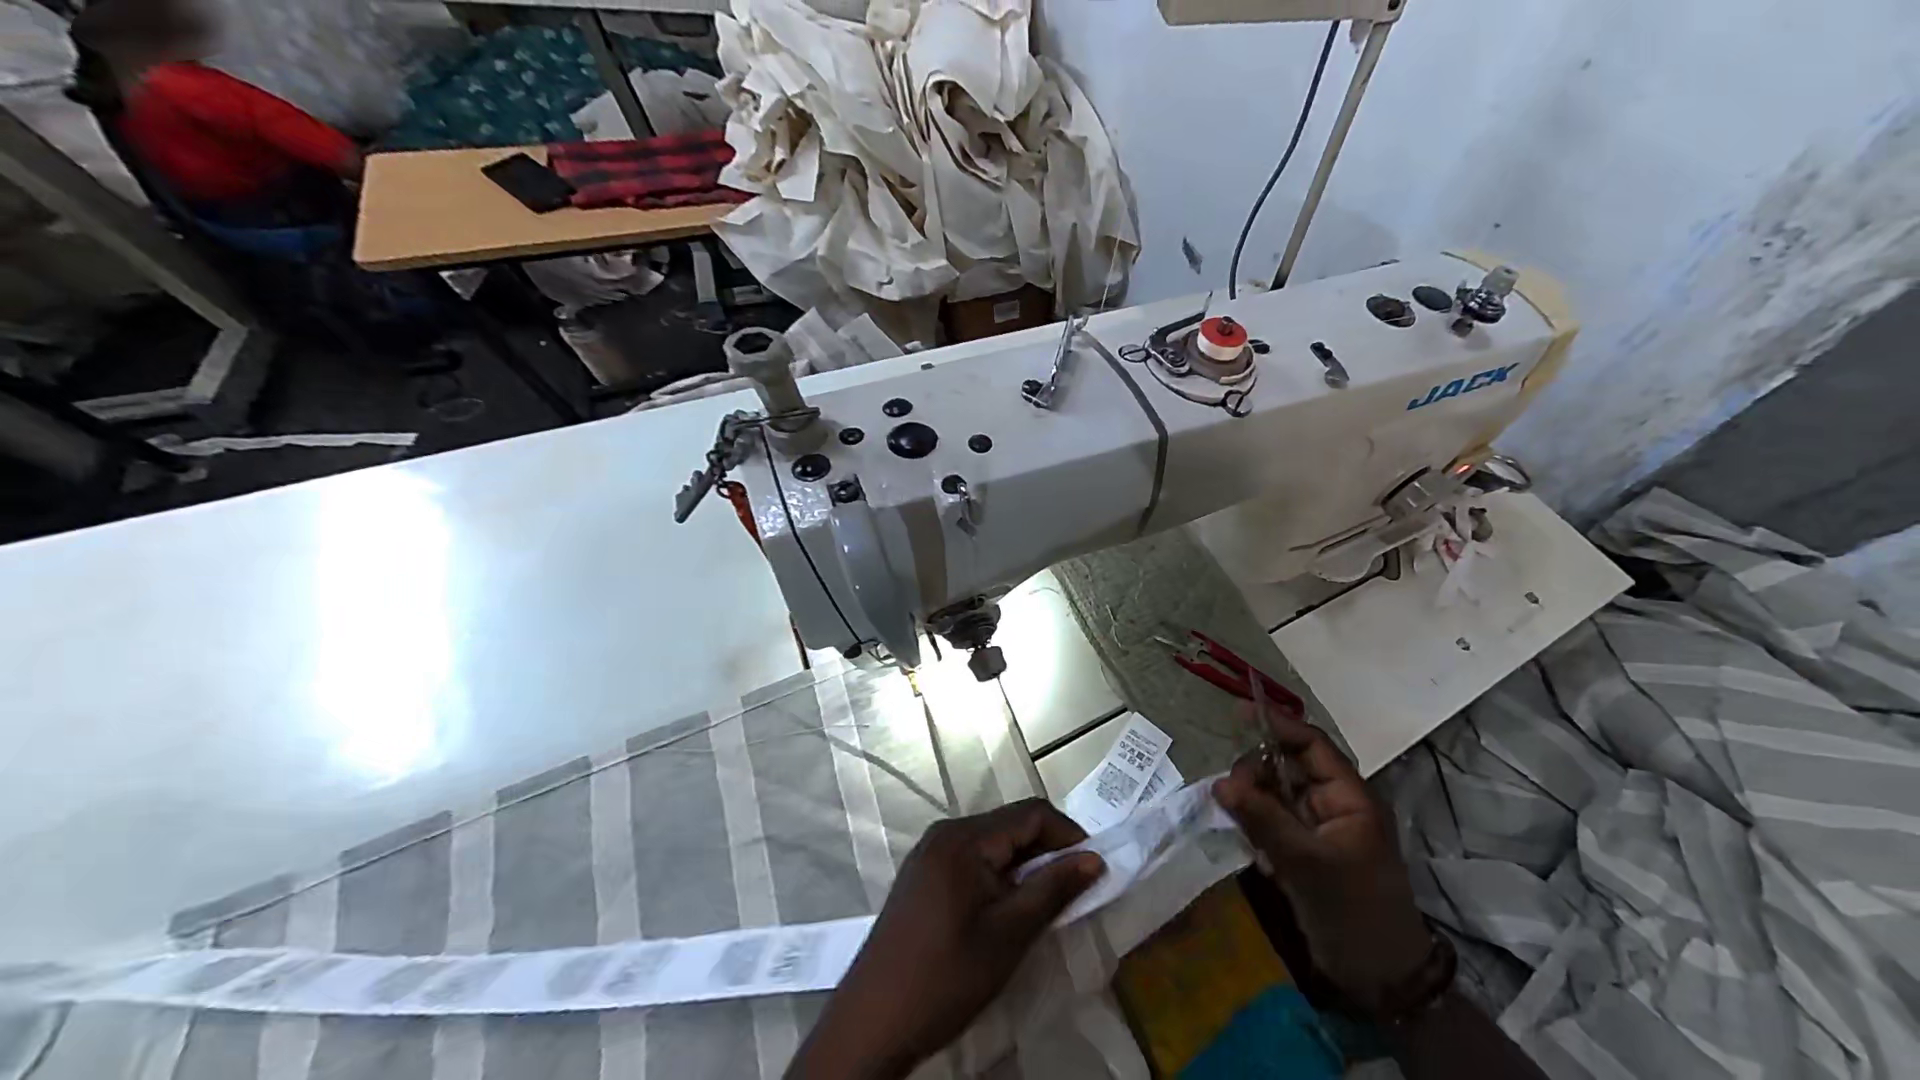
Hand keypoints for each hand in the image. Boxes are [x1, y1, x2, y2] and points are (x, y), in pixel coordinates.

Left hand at [787, 800, 1105, 1079]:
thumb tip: (1094, 858)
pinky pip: (973, 859)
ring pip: (994, 844)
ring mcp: (930, 853)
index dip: (1069, 835)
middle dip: (1049, 851)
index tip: (1096, 870)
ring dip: (1026, 866)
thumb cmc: (946, 975)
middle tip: (1076, 892)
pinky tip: (1009, 909)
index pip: (1030, 813)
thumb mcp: (1010, 934)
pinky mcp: (923, 875)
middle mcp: (945, 833)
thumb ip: (1053, 889)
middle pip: (1011, 825)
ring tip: (1046, 905)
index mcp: (964, 838)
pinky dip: (1000, 875)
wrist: (874, 1020)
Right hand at [1213, 709, 1433, 1012]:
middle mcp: (1333, 804)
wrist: (1377, 975)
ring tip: (1240, 825)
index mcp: (1349, 797)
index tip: (1238, 711)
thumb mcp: (1305, 861)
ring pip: (1274, 795)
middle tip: (1230, 794)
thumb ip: (1262, 818)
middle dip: (1256, 774)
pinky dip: (1256, 828)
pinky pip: (1271, 822)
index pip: (1312, 746)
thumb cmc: (1353, 910)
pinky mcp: (1304, 851)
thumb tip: (1219, 783)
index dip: (1278, 726)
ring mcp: (1318, 828)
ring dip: (1253, 804)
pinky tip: (1254, 852)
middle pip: (1286, 768)